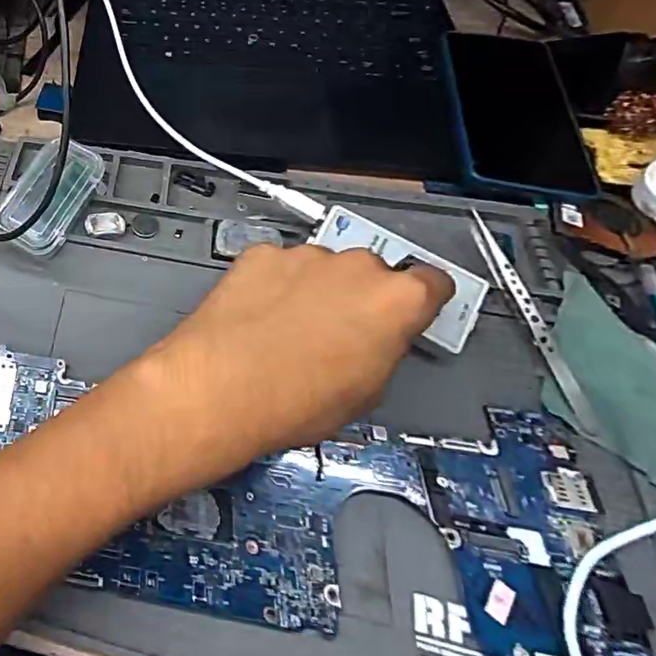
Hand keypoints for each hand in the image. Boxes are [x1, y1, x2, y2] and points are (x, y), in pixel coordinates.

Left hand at [109, 242, 451, 488]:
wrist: (223, 386)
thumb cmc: (291, 401)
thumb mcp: (367, 393)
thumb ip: (384, 351)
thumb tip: (377, 344)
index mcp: (396, 302)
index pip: (432, 281)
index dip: (423, 297)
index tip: (416, 303)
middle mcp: (354, 268)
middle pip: (371, 272)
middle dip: (359, 297)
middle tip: (338, 331)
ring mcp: (305, 257)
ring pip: (321, 267)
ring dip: (313, 289)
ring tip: (289, 329)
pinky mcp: (262, 255)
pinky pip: (278, 264)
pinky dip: (273, 282)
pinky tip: (261, 315)